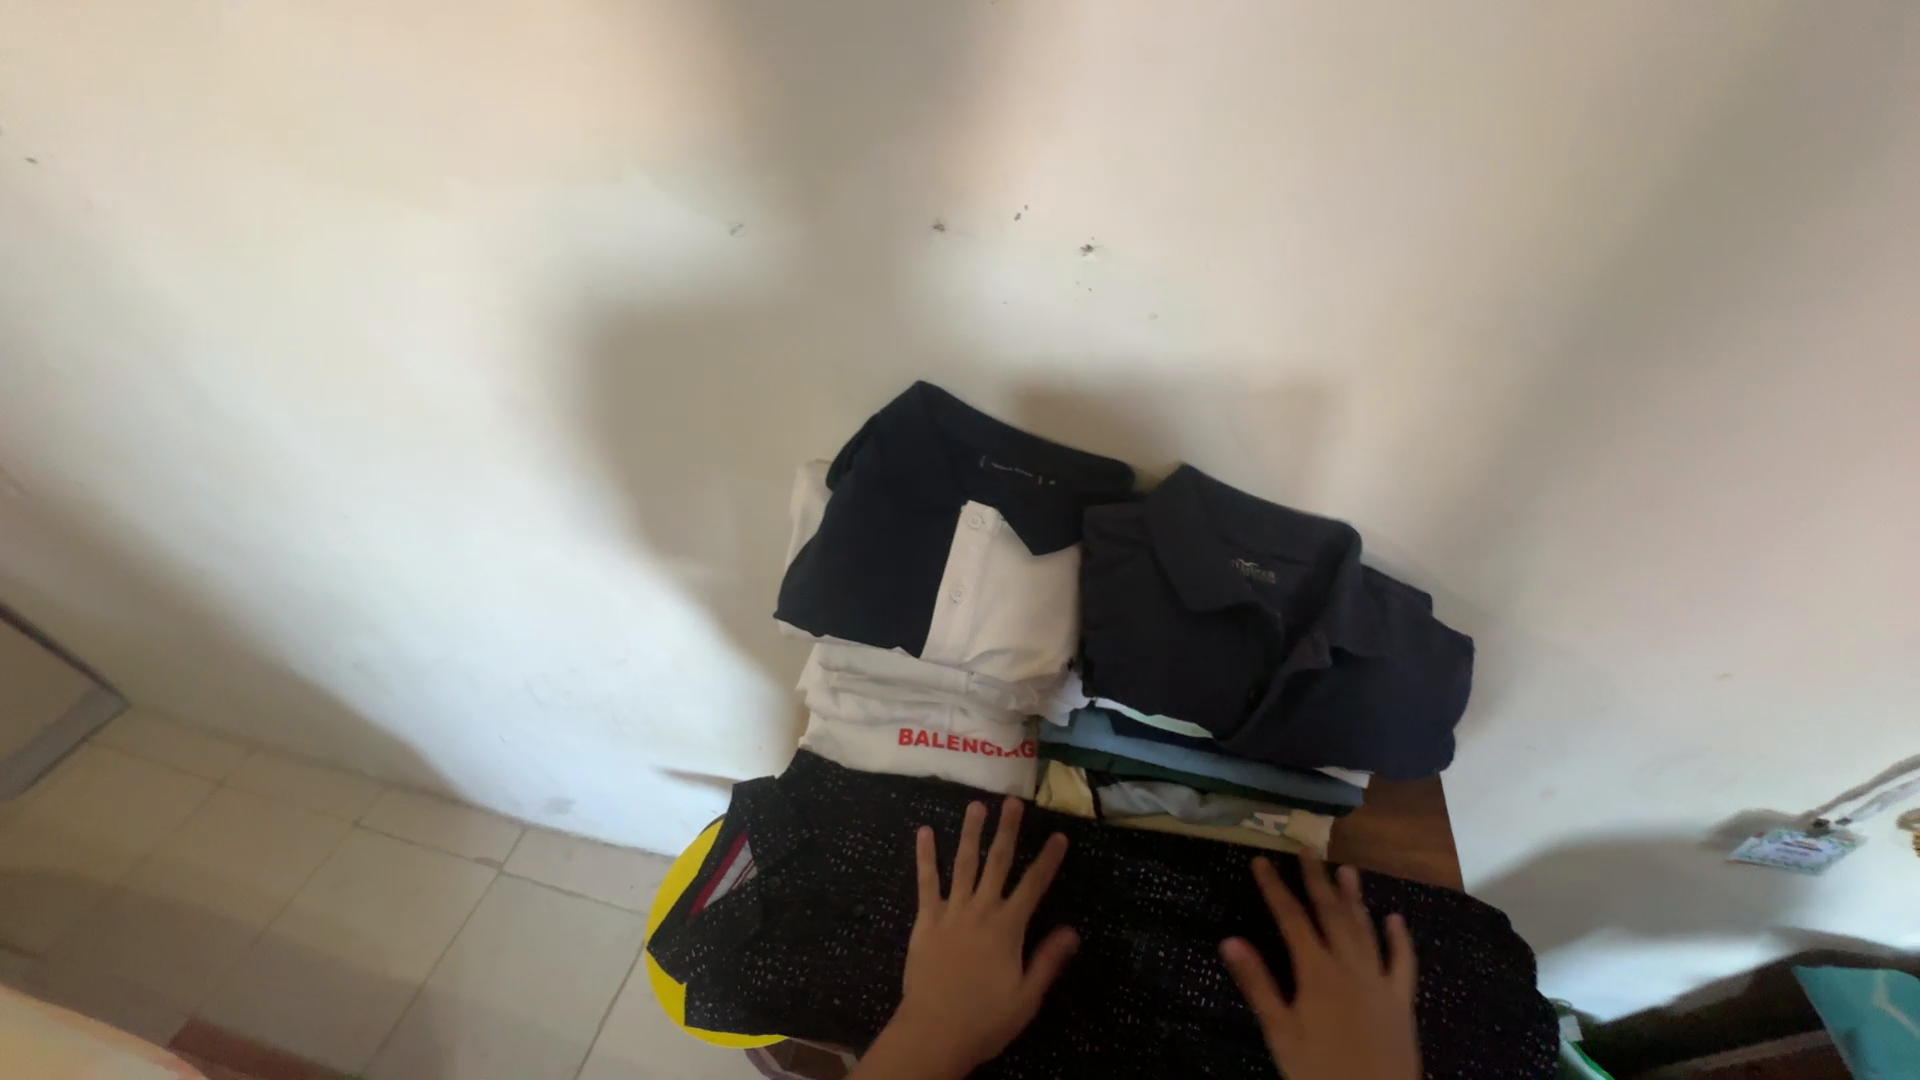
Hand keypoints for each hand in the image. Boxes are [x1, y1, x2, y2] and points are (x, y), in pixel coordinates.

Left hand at [855, 797, 1077, 1079]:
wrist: (934, 1032)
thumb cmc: (985, 1019)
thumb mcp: (1027, 997)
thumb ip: (1048, 960)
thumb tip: (1073, 930)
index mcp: (1008, 927)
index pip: (1034, 885)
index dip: (1048, 860)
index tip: (1059, 835)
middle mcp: (982, 909)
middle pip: (998, 862)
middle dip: (1007, 830)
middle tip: (1012, 801)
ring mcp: (952, 910)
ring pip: (964, 863)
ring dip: (970, 832)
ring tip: (975, 805)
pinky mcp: (926, 918)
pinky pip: (926, 881)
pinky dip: (925, 856)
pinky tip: (924, 832)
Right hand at [1219, 852, 1420, 1079]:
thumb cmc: (1320, 1073)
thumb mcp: (1281, 1033)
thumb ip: (1257, 984)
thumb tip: (1229, 939)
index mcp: (1316, 971)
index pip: (1291, 917)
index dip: (1274, 887)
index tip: (1261, 860)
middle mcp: (1349, 967)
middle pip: (1330, 913)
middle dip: (1315, 879)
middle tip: (1306, 849)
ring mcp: (1379, 983)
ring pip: (1364, 930)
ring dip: (1354, 898)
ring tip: (1347, 869)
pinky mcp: (1402, 1003)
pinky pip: (1403, 964)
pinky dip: (1400, 940)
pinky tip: (1396, 919)